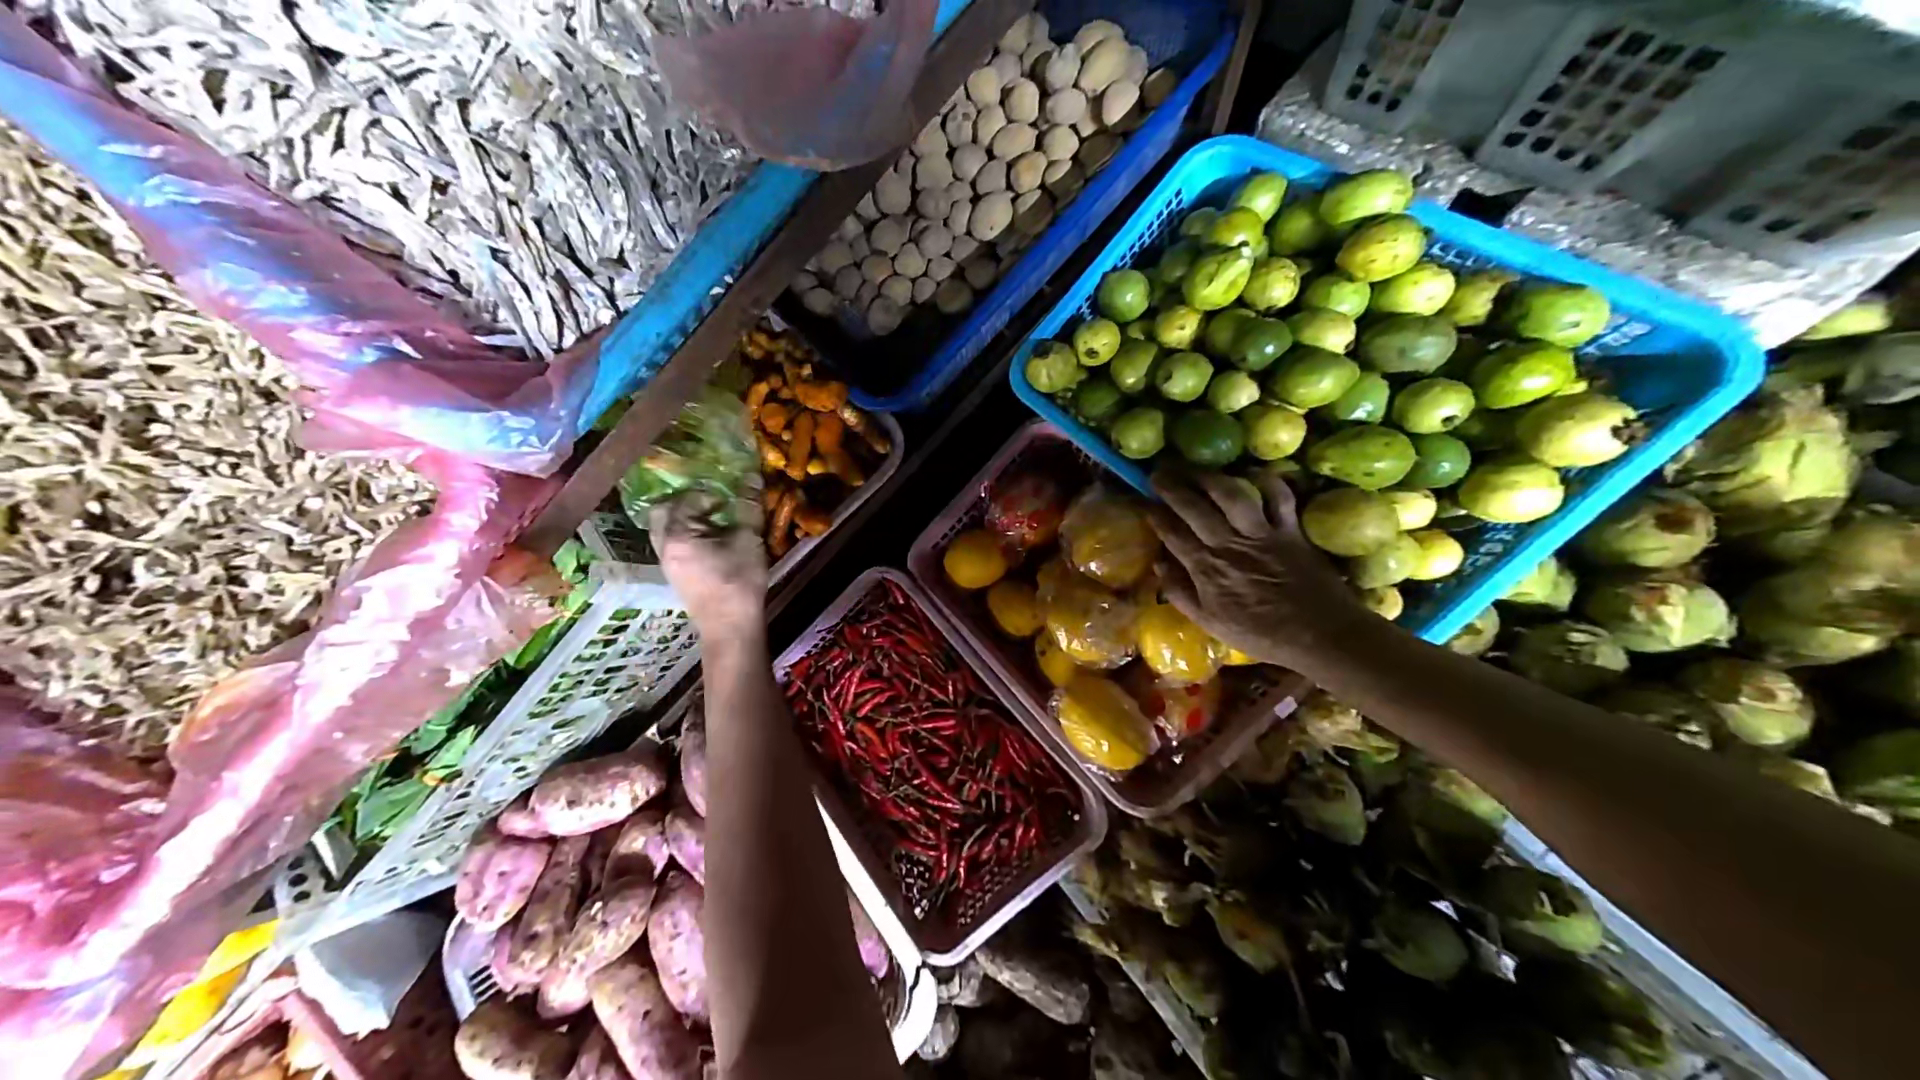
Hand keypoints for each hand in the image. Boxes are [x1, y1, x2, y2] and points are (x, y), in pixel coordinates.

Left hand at [651, 496, 767, 640]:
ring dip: (684, 519)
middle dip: (685, 502)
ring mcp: (665, 562)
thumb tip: (752, 478)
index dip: (709, 493)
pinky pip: (671, 544)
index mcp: (677, 534)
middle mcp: (663, 545)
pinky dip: (686, 535)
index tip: (729, 496)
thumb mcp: (748, 540)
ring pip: (665, 529)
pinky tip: (711, 541)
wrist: (730, 627)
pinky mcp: (674, 575)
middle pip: (663, 511)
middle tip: (712, 503)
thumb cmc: (739, 581)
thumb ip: (747, 507)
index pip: (686, 499)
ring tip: (713, 521)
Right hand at [1147, 468, 1378, 671]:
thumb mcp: (1209, 622)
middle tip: (1158, 473)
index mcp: (1207, 568)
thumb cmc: (1260, 634)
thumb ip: (1180, 592)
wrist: (1319, 636)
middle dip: (1172, 487)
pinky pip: (1279, 496)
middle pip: (1194, 507)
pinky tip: (1252, 472)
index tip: (1144, 501)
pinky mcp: (1291, 530)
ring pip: (1231, 495)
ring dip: (1209, 477)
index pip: (1173, 533)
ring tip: (1195, 468)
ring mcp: (1262, 533)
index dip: (1156, 514)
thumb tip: (1158, 564)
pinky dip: (1267, 480)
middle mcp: (1230, 544)